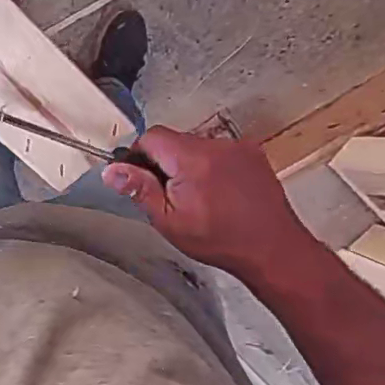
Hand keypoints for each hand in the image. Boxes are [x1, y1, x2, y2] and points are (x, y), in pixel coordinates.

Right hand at [102, 126, 320, 280]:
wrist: (272, 248)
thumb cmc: (221, 239)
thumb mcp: (168, 220)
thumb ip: (139, 190)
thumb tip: (112, 171)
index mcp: (192, 160)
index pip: (152, 136)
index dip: (139, 155)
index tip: (140, 177)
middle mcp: (217, 146)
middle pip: (174, 140)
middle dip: (164, 162)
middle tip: (169, 195)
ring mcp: (238, 148)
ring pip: (195, 146)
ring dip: (187, 164)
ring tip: (195, 197)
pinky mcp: (252, 154)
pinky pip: (218, 151)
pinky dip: (209, 166)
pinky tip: (214, 193)